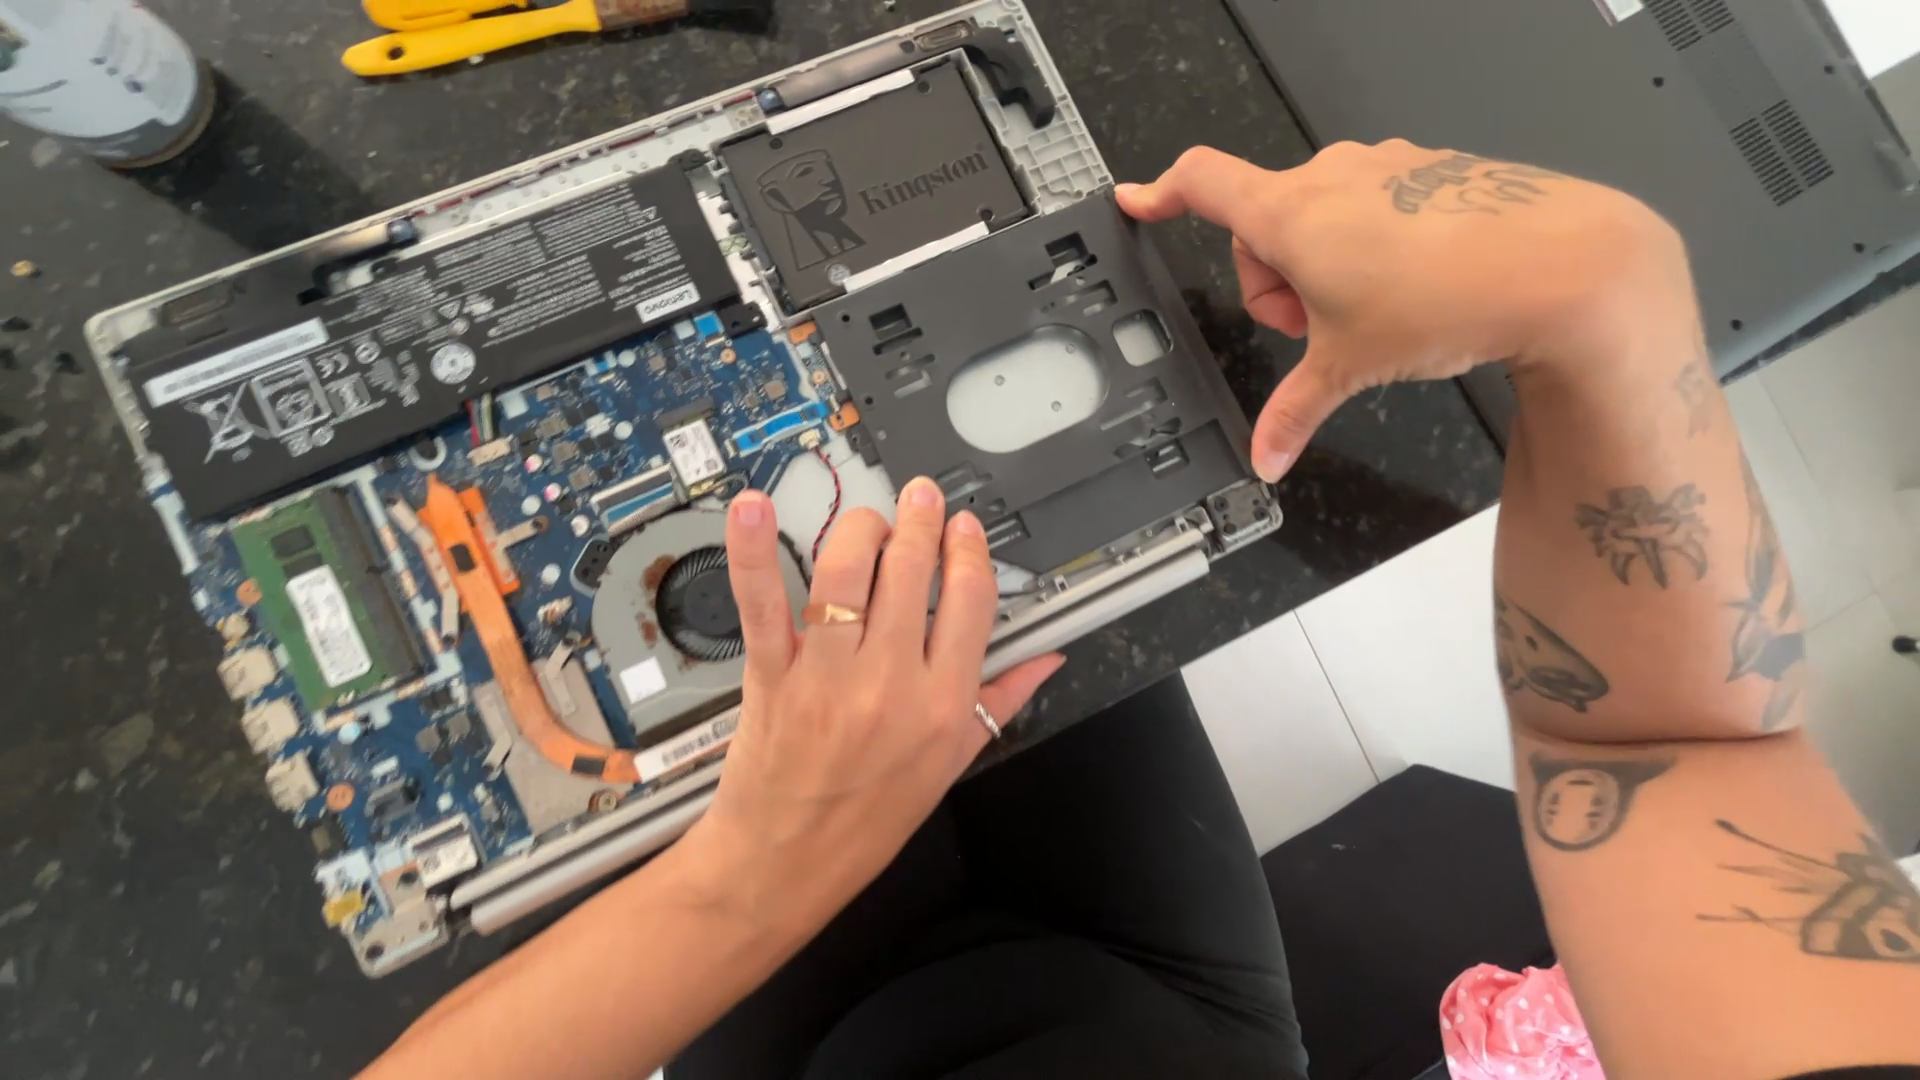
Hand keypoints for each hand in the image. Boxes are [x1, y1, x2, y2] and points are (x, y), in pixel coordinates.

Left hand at [693, 479, 1063, 917]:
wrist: (785, 866)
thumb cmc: (870, 819)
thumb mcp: (952, 765)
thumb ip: (1001, 701)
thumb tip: (1047, 658)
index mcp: (943, 705)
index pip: (971, 602)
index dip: (970, 552)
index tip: (964, 530)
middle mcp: (890, 683)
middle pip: (913, 572)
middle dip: (921, 521)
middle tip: (922, 499)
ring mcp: (828, 676)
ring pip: (848, 573)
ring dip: (864, 528)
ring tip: (874, 518)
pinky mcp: (772, 674)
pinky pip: (763, 605)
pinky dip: (752, 553)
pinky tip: (749, 510)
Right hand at [1117, 142, 1686, 480]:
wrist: (1568, 269)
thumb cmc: (1449, 300)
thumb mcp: (1348, 367)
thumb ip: (1291, 413)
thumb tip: (1264, 457)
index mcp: (1293, 215)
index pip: (1202, 183)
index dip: (1160, 192)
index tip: (1136, 199)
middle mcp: (1334, 176)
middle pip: (1260, 226)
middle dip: (1273, 282)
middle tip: (1314, 327)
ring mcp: (1385, 167)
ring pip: (1313, 217)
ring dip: (1317, 269)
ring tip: (1365, 309)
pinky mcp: (1427, 171)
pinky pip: (1365, 205)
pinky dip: (1363, 247)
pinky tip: (1405, 283)